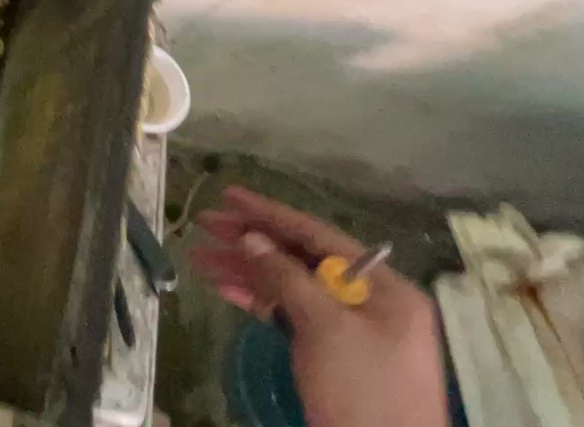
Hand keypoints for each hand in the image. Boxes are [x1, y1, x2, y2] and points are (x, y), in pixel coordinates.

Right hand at [191, 187, 448, 426]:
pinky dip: (257, 299)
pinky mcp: (333, 350)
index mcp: (384, 289)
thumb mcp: (324, 326)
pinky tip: (223, 289)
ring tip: (199, 259)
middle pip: (300, 257)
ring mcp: (352, 327)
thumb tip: (251, 238)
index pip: (317, 236)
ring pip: (289, 283)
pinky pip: (290, 311)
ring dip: (244, 270)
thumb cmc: (363, 389)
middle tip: (204, 224)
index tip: (228, 195)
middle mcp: (370, 301)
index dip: (269, 213)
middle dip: (250, 241)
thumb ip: (286, 276)